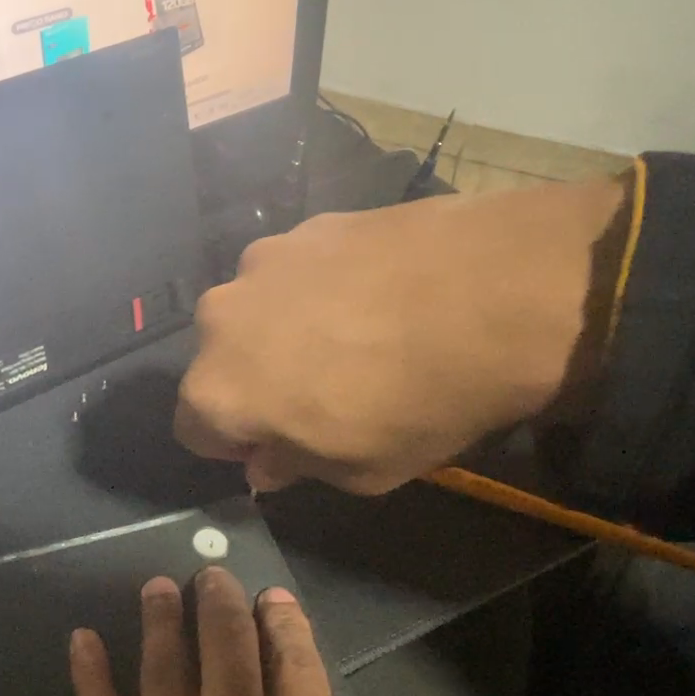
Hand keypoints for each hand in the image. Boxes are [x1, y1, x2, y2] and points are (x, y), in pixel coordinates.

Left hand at [70, 569, 423, 695]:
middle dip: (220, 607)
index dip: (286, 627)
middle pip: (228, 655)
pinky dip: (90, 676)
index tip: (272, 598)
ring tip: (157, 586)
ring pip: (164, 673)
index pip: (298, 671)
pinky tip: (82, 640)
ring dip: (160, 622)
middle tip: (211, 574)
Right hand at [176, 179, 628, 494]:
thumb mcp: (357, 472)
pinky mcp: (310, 223)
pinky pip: (295, 271)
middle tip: (317, 391)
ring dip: (282, 330)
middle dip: (253, 382)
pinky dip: (318, 288)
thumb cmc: (418, 405)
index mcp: (217, 390)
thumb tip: (267, 459)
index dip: (233, 446)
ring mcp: (263, 261)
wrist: (502, 294)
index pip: (192, 430)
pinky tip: (375, 294)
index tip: (278, 445)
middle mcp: (219, 319)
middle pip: (219, 363)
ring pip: (255, 312)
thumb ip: (293, 466)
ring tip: (351, 335)